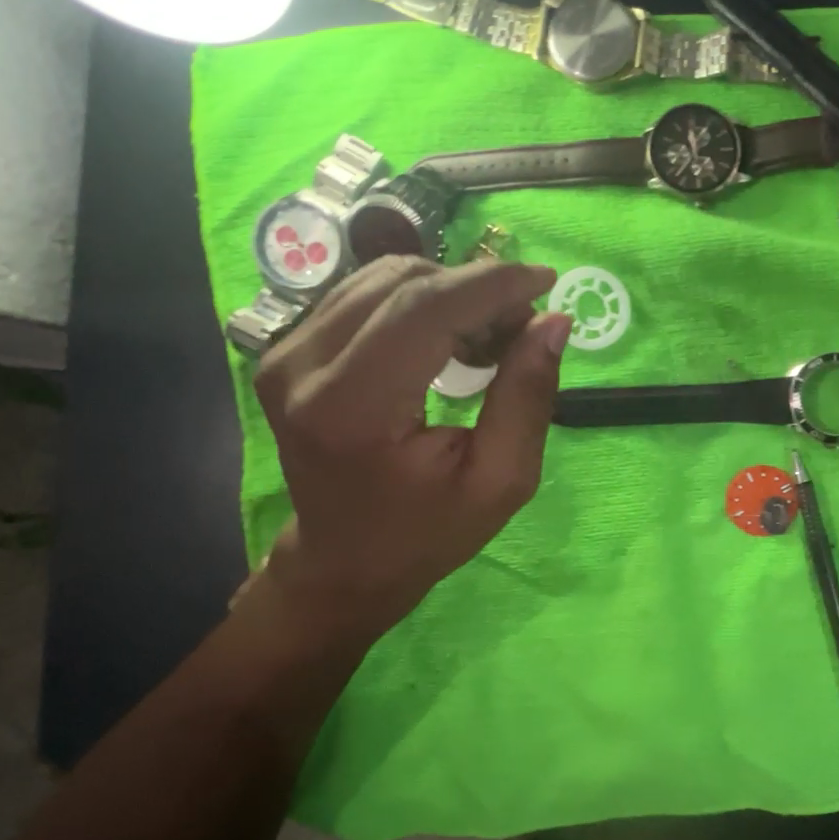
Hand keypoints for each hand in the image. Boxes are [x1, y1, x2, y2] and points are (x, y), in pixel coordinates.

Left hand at [249, 257, 571, 638]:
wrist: (345, 560)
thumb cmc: (430, 532)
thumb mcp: (502, 480)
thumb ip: (527, 398)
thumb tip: (554, 323)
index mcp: (354, 407)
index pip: (426, 308)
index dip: (492, 284)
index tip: (547, 281)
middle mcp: (303, 366)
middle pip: (403, 283)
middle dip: (477, 289)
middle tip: (525, 326)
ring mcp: (284, 353)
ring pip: (381, 279)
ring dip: (450, 293)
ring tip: (490, 337)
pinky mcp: (285, 350)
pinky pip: (362, 296)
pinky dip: (419, 303)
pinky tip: (450, 339)